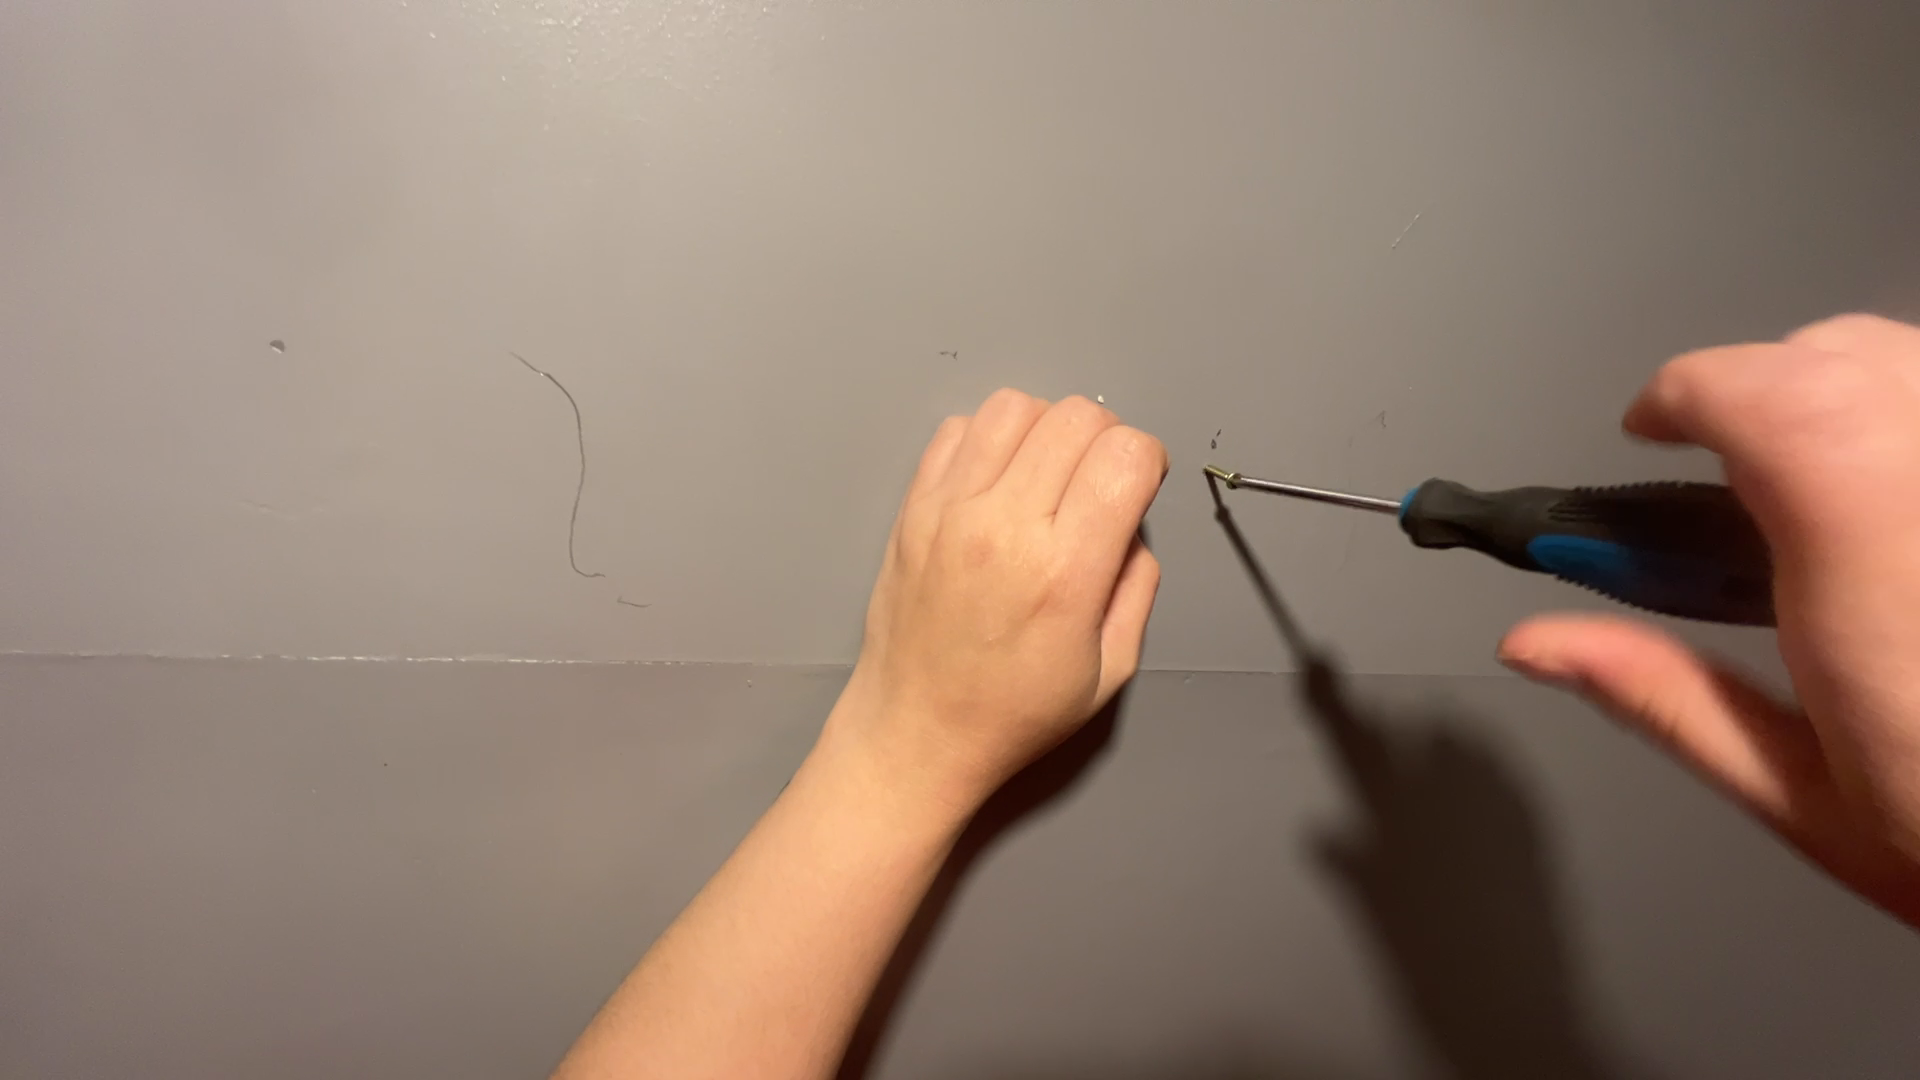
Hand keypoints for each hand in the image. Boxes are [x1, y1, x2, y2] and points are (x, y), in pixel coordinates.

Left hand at [825, 389, 1168, 816]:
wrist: (916, 730)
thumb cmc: (1014, 712)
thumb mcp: (1111, 669)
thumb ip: (1138, 586)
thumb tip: (1131, 523)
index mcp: (1064, 571)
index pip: (1125, 454)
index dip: (1146, 460)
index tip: (1137, 487)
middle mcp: (1004, 525)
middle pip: (1075, 417)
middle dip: (1105, 438)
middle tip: (1094, 483)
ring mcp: (949, 510)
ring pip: (1014, 406)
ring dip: (1045, 429)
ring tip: (1043, 475)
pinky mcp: (913, 508)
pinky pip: (956, 429)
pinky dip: (988, 439)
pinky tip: (994, 481)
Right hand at [1500, 314, 1919, 924]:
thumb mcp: (1811, 803)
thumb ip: (1664, 698)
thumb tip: (1530, 643)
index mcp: (1890, 582)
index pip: (1781, 401)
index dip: (1689, 393)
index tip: (1652, 432)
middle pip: (1857, 355)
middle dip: (1765, 389)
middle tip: (1738, 478)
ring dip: (1853, 405)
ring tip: (1836, 505)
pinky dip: (1899, 440)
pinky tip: (1895, 530)